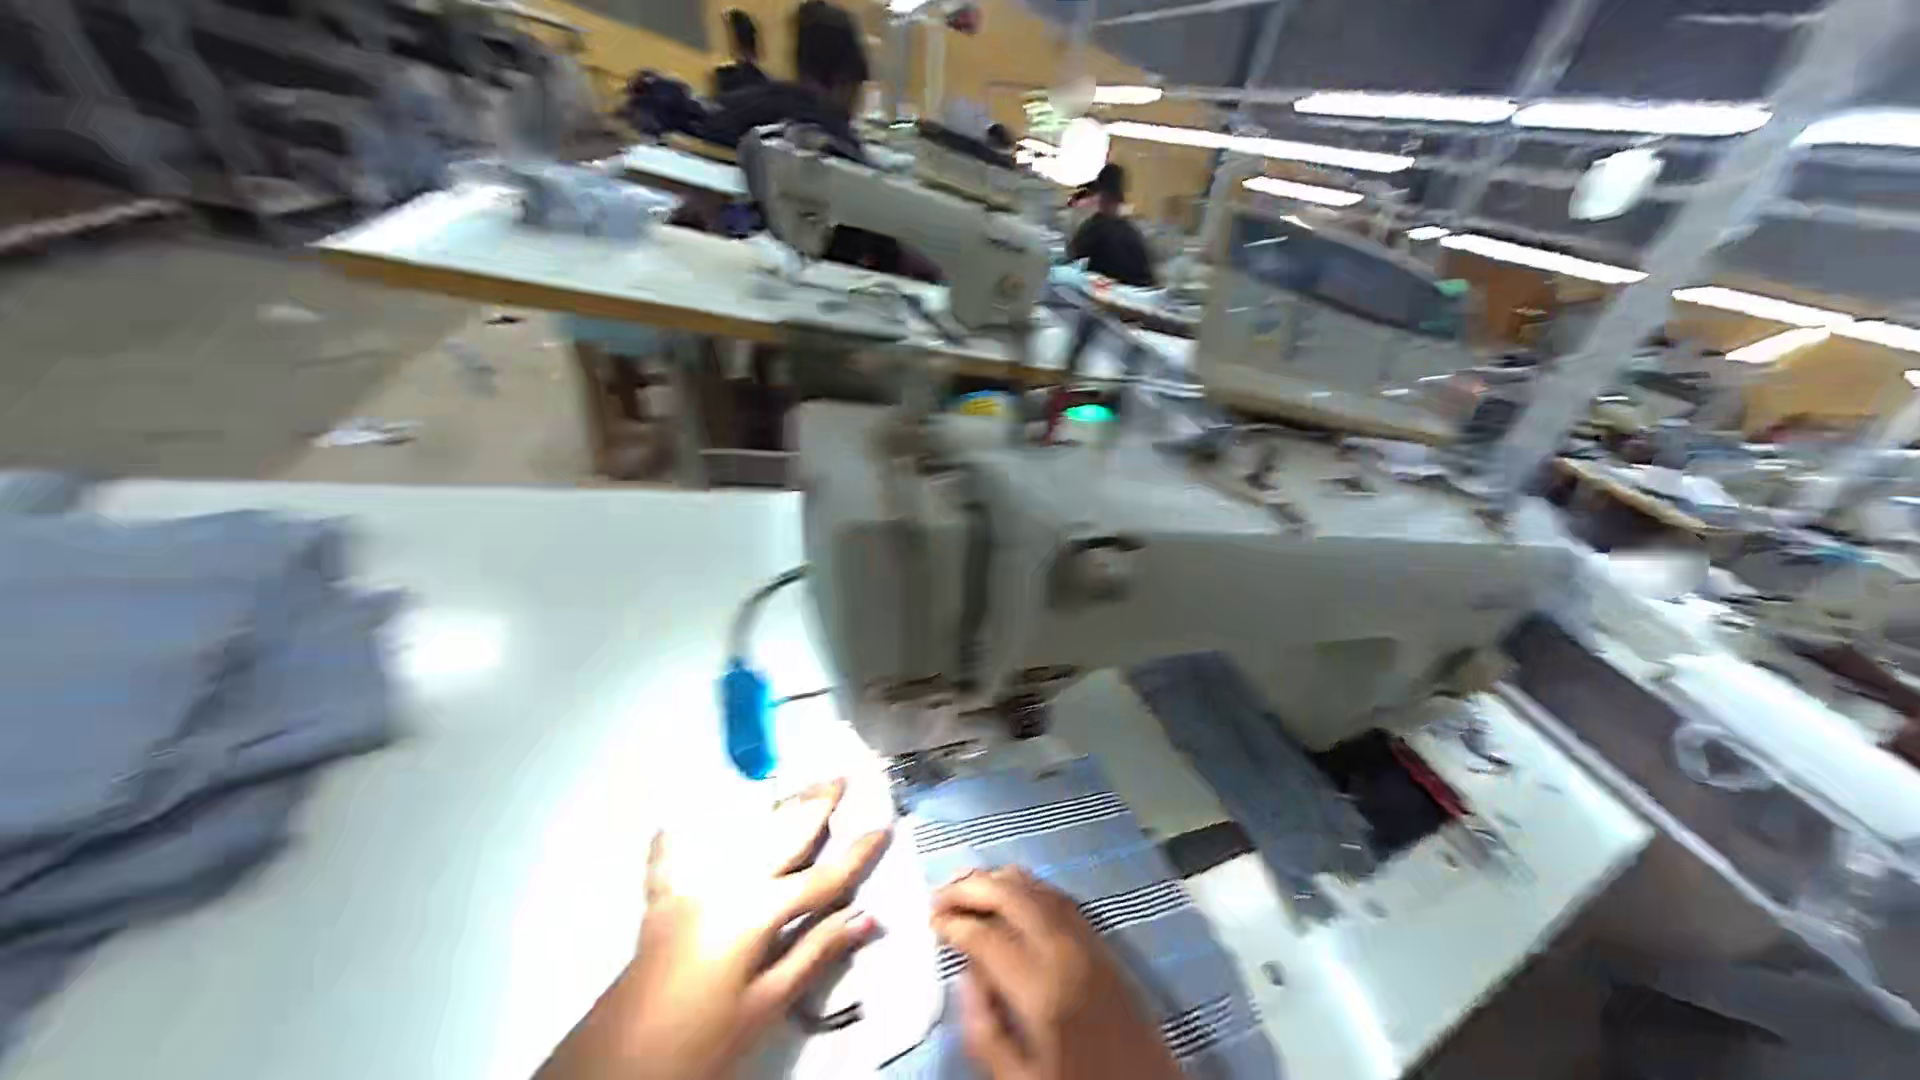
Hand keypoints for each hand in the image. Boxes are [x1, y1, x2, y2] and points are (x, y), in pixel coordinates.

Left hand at [537, 780, 889, 1079]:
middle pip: (781, 838)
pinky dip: (678, 840)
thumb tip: (869, 916)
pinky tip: (675, 822)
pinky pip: (671, 860)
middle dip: (813, 807)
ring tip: (794, 789)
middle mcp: (727, 885)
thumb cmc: (704, 1043)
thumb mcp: (767, 1005)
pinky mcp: (661, 904)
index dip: (856, 855)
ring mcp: (691, 888)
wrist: (613, 1070)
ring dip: (770, 812)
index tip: (884, 826)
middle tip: (839, 776)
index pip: (822, 879)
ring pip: (738, 838)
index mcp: (758, 912)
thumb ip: (816, 953)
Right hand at [931, 867, 1181, 1079]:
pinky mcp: (1101, 940)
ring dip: (998, 879)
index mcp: (1040, 988)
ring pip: (1035, 887)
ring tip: (968, 886)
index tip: (932, 921)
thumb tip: (967, 974)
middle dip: (970, 887)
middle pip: (1010, 895)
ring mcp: (1086, 939)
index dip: (954, 922)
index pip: (986, 935)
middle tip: (941, 894)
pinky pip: (1058, 896)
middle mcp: (1064, 950)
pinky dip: (1029, 885)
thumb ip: (984, 1028)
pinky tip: (1012, 890)